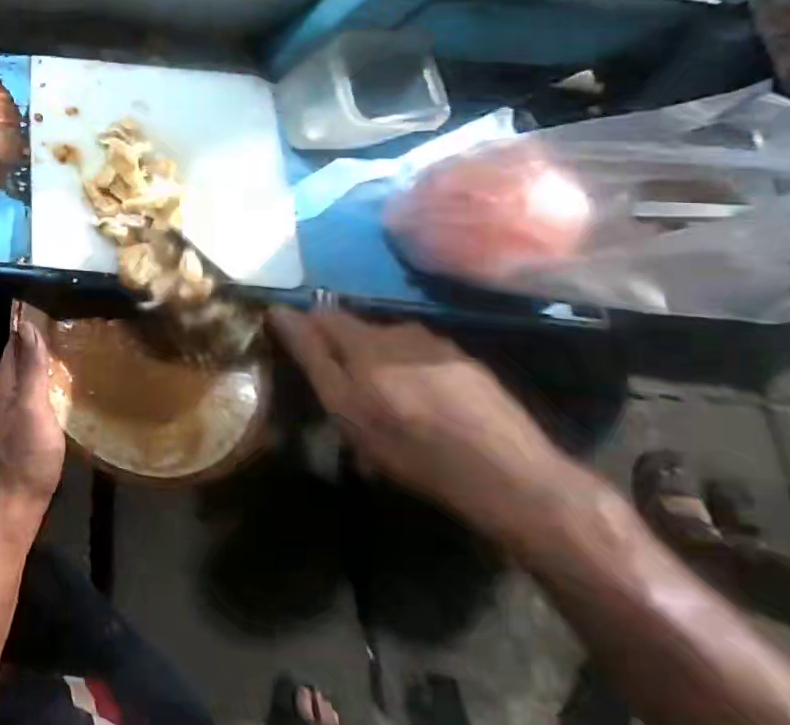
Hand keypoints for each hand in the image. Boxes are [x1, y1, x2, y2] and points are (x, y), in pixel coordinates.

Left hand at [0, 301, 66, 509]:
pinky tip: (64, 381)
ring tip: (72, 342)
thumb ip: (30, 368)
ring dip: (44, 357)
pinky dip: (48, 379)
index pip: (14, 339)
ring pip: (28, 372)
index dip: (29, 320)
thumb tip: (26, 323)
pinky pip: (35, 390)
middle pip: (21, 354)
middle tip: (70, 318)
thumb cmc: (26, 452)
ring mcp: (12, 407)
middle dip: (40, 336)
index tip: (51, 300)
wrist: (16, 500)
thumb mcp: (32, 407)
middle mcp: (4, 389)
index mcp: (4, 380)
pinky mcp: (23, 423)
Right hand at [269, 306, 575, 535]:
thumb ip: (310, 355)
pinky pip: (424, 364)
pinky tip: (421, 416)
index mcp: (365, 339)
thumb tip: (278, 311)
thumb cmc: (410, 446)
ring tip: (383, 411)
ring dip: (380, 370)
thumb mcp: (344, 407)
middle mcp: (402, 331)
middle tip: (343, 398)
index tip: (295, 354)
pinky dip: (412, 381)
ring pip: (393, 349)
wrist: (511, 479)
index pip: (320, 314)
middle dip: (344, 355)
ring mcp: (442, 348)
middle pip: (357, 332)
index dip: (303, 329)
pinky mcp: (473, 370)